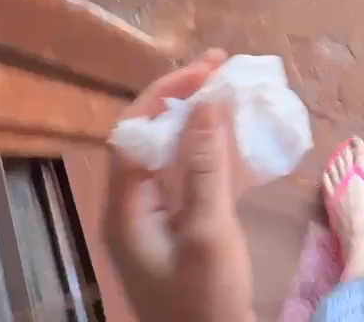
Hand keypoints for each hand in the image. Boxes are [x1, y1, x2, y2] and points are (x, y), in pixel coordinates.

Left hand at [105, 50, 252, 321]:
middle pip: (149, 134)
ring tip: (232, 85)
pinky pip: (188, 168)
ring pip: (170, 148)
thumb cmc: (206, 302)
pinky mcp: (179, 223)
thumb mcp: (209, 232)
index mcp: (126, 209)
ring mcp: (156, 216)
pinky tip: (237, 131)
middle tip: (224, 66)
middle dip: (184, 95)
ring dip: (199, 114)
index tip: (209, 68)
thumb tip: (207, 99)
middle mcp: (133, 206)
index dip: (168, 92)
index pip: (134, 131)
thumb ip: (205, 165)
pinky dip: (210, 141)